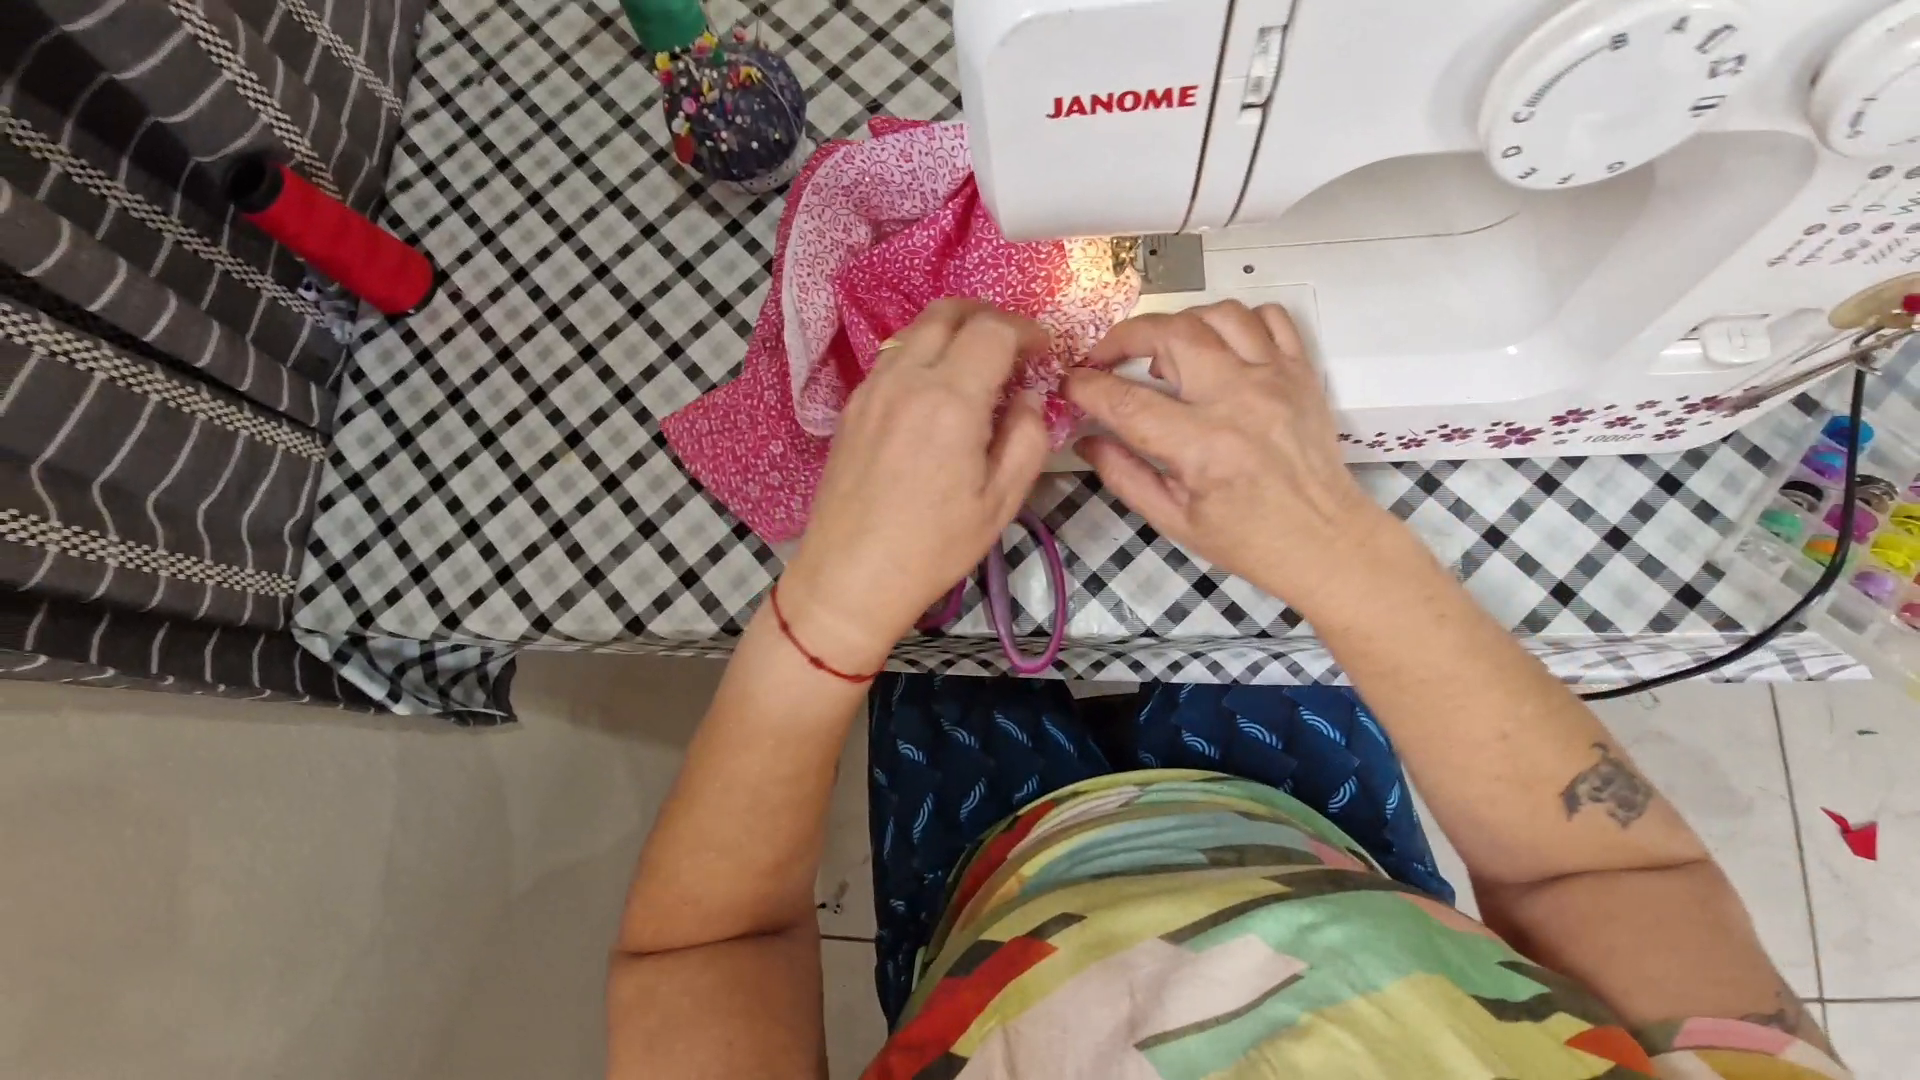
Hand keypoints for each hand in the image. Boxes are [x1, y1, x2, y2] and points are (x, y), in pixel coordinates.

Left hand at [777, 300, 1053, 671]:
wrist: (851, 576)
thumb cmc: (933, 548)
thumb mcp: (1000, 502)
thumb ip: (1027, 437)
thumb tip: (1027, 396)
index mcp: (950, 401)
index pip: (994, 330)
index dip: (1027, 330)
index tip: (1044, 351)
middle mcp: (906, 380)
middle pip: (948, 312)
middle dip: (989, 316)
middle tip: (1013, 346)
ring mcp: (872, 389)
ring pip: (915, 330)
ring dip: (953, 332)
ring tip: (976, 366)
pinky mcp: (852, 406)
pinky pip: (892, 357)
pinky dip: (923, 354)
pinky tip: (936, 391)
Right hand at [1065, 301, 1391, 614]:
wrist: (1325, 540)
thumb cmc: (1246, 539)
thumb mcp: (1172, 520)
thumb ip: (1123, 475)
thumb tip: (1087, 438)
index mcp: (1202, 446)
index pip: (1127, 400)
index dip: (1087, 386)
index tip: (1070, 384)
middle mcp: (1239, 400)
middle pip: (1171, 334)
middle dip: (1124, 338)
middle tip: (1106, 359)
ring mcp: (1275, 379)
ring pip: (1218, 314)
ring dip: (1179, 325)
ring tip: (1165, 355)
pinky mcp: (1300, 372)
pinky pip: (1268, 317)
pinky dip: (1235, 321)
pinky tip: (1217, 347)